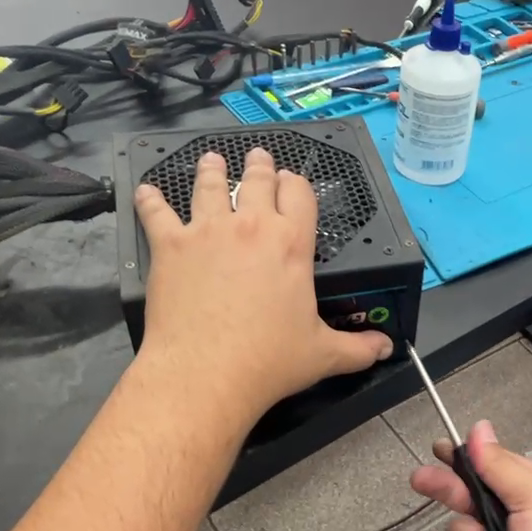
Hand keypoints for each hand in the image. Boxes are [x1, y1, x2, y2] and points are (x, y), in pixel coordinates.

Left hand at [131, 148, 392, 425]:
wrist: (206, 373)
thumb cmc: (268, 361)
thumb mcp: (324, 355)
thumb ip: (358, 348)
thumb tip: (385, 349)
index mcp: (291, 244)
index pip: (299, 195)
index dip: (297, 183)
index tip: (292, 179)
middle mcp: (250, 227)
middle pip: (256, 181)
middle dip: (259, 166)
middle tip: (258, 158)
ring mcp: (206, 231)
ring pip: (209, 186)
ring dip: (212, 170)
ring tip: (212, 160)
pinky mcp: (169, 246)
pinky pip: (157, 213)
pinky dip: (150, 200)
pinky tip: (146, 191)